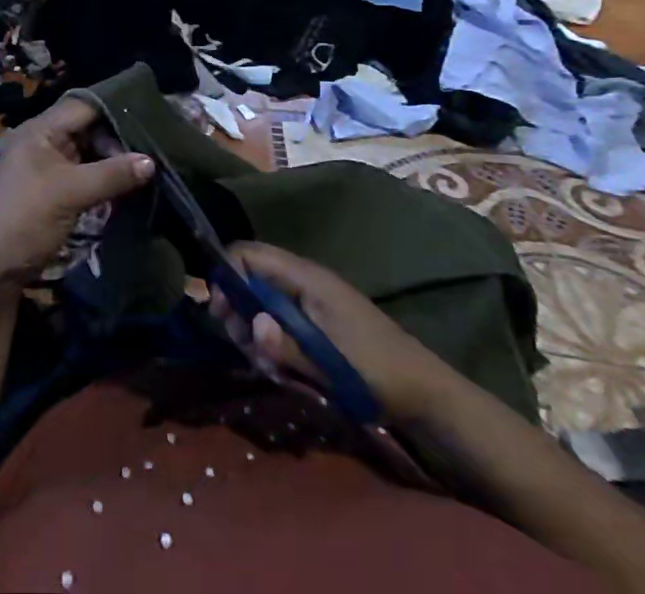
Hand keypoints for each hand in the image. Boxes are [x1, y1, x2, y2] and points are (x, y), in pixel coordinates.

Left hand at [0, 98, 153, 284]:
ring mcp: (49, 169)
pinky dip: (107, 180)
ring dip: (116, 162)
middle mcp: (45, 143)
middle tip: (152, 152)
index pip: (85, 105)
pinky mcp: (55, 193)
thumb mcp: (69, 193)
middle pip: (90, 128)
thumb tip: (152, 162)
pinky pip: (87, 176)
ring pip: (91, 154)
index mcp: (41, 131)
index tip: (152, 114)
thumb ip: (112, 174)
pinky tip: (129, 187)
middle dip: (120, 138)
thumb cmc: (23, 219)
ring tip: (148, 169)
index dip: (117, 107)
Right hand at [211, 242, 462, 420]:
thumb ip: (287, 345)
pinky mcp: (315, 324)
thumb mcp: (330, 363)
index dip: (227, 275)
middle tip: (248, 350)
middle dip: (239, 314)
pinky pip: (279, 324)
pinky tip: (283, 372)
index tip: (222, 313)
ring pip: (261, 306)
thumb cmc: (378, 371)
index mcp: (309, 278)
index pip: (251, 254)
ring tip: (272, 368)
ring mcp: (310, 303)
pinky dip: (272, 346)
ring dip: (256, 337)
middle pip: (250, 281)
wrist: (423, 391)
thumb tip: (251, 324)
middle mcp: (305, 283)